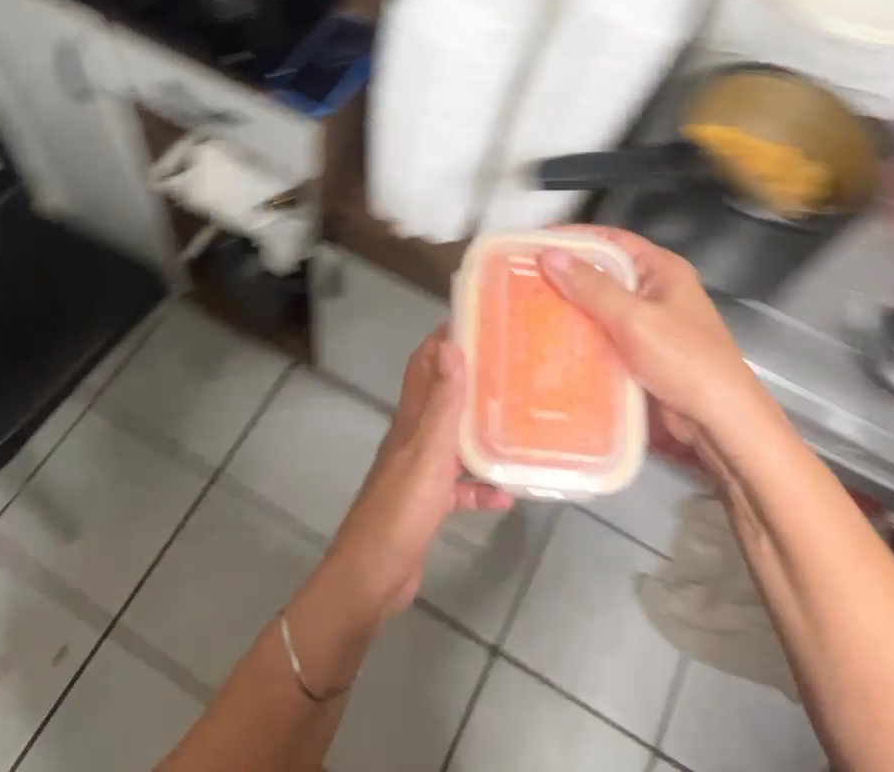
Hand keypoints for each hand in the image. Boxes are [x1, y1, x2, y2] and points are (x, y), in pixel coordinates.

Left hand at [318, 327, 513, 619]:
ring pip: (454, 441)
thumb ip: (442, 404)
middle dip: (474, 381)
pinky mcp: (427, 503)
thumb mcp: (429, 453)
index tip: (478, 320)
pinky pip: (460, 487)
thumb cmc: (401, 509)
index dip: (444, 338)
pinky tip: (508, 493)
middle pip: (443, 398)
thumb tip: (450, 346)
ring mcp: (419, 472)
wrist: (373, 574)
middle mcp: (413, 438)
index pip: (424, 364)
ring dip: (482, 433)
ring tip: (520, 424)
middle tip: (514, 369)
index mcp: (411, 420)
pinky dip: (481, 487)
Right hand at [539, 226, 774, 448]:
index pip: (612, 240)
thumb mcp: (635, 318)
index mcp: (662, 271)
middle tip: (522, 279)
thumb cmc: (684, 360)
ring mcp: (647, 326)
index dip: (574, 238)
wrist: (718, 421)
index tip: (534, 243)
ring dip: (568, 310)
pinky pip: (602, 338)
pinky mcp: (639, 356)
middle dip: (565, 276)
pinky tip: (548, 343)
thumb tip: (550, 254)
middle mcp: (655, 292)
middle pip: (603, 274)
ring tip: (526, 309)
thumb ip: (592, 287)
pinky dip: (578, 339)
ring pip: (599, 309)